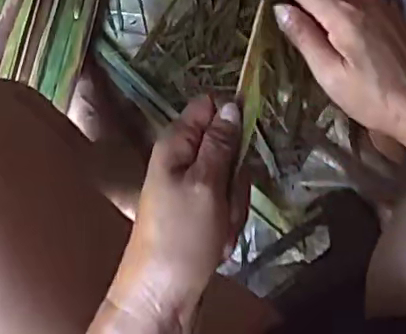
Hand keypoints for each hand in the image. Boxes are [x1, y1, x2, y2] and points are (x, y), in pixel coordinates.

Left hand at [104, 96, 247, 330]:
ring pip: (232, 179)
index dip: (231, 117)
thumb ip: (221, 143)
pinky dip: (228, 225)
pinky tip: (217, 244)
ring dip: (233, 205)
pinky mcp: (200, 213)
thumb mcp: (206, 184)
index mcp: (176, 142)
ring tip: (219, 228)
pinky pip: (226, 206)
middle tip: (225, 198)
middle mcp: (182, 158)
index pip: (209, 106)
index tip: (244, 139)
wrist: (161, 301)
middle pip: (227, 145)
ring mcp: (191, 187)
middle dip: (235, 174)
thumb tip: (232, 104)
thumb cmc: (180, 237)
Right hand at [274, 0, 405, 147]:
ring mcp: (380, 3)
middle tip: (303, 36)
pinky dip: (347, 13)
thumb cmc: (372, 98)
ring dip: (328, 9)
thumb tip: (280, 8)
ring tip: (327, 42)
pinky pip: (359, 2)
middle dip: (306, 4)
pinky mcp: (393, 12)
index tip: (281, 15)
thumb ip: (303, 37)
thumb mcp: (329, 74)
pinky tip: (352, 41)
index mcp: (342, 12)